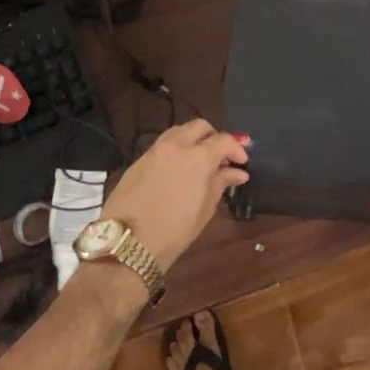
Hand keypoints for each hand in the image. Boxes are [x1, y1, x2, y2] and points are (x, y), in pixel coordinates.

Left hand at [100, 120, 249, 270]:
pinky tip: (178, 169)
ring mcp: (155, 150)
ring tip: (199, 160)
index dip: (237, 149)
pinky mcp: (139, 160)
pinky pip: (163, 145)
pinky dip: (176, 149)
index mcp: (198, 156)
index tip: (242, 163)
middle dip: (214, 137)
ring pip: (179, 131)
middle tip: (221, 157)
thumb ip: (221, 183)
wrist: (128, 242)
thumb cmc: (174, 230)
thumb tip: (238, 172)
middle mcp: (177, 145)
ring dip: (193, 139)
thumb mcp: (205, 209)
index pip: (224, 140)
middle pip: (200, 126)